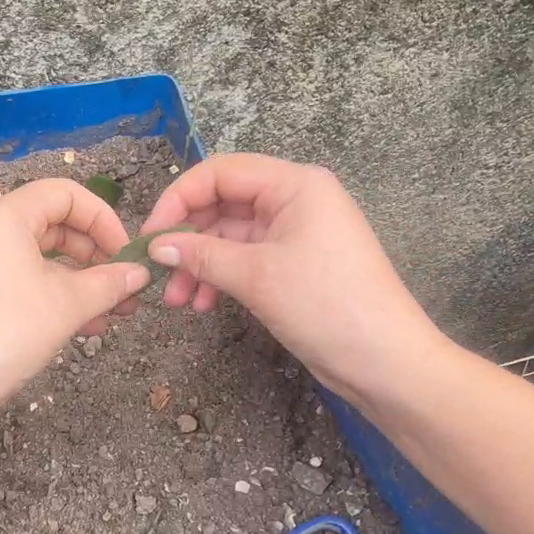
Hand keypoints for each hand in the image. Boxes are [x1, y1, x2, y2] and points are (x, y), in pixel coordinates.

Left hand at [0, 178, 147, 447]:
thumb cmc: (4, 333)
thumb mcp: (67, 306)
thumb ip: (109, 284)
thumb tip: (141, 273)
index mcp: (5, 215)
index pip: (66, 194)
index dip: (104, 219)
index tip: (127, 255)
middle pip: (55, 226)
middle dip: (97, 257)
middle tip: (127, 288)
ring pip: (43, 260)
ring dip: (82, 283)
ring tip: (116, 314)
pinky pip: (25, 283)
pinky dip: (56, 298)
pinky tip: (86, 327)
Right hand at [139, 152, 440, 401]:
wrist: (384, 361)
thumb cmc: (326, 306)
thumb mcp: (257, 276)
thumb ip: (202, 255)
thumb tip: (156, 245)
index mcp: (295, 184)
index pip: (220, 172)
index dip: (179, 199)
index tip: (150, 238)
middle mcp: (295, 200)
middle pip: (223, 205)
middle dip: (188, 240)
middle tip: (159, 276)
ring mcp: (295, 234)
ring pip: (230, 237)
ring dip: (200, 266)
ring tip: (178, 303)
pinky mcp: (293, 266)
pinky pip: (245, 261)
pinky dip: (220, 279)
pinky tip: (203, 306)